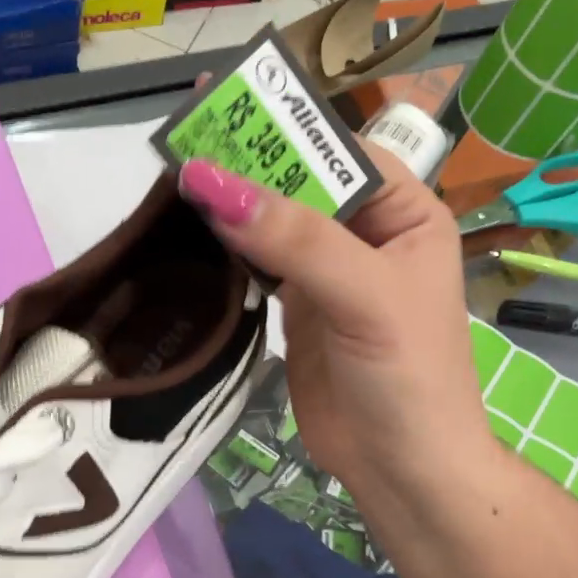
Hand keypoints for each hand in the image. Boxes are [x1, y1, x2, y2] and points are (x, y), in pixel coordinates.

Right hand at [177, 150, 494, 501]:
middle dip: (246, 166)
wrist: (399, 467)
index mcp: (404, 213)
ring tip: (171, 181)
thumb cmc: (406, 375)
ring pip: (272, 225)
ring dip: (230, 208)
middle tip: (179, 142)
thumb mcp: (363, 296)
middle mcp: (365, 236)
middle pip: (298, 185)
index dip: (282, 131)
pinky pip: (256, 267)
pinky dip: (225, 253)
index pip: (339, 153)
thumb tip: (211, 183)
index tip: (218, 110)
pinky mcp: (296, 312)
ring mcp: (326, 275)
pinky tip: (189, 236)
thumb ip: (294, 239)